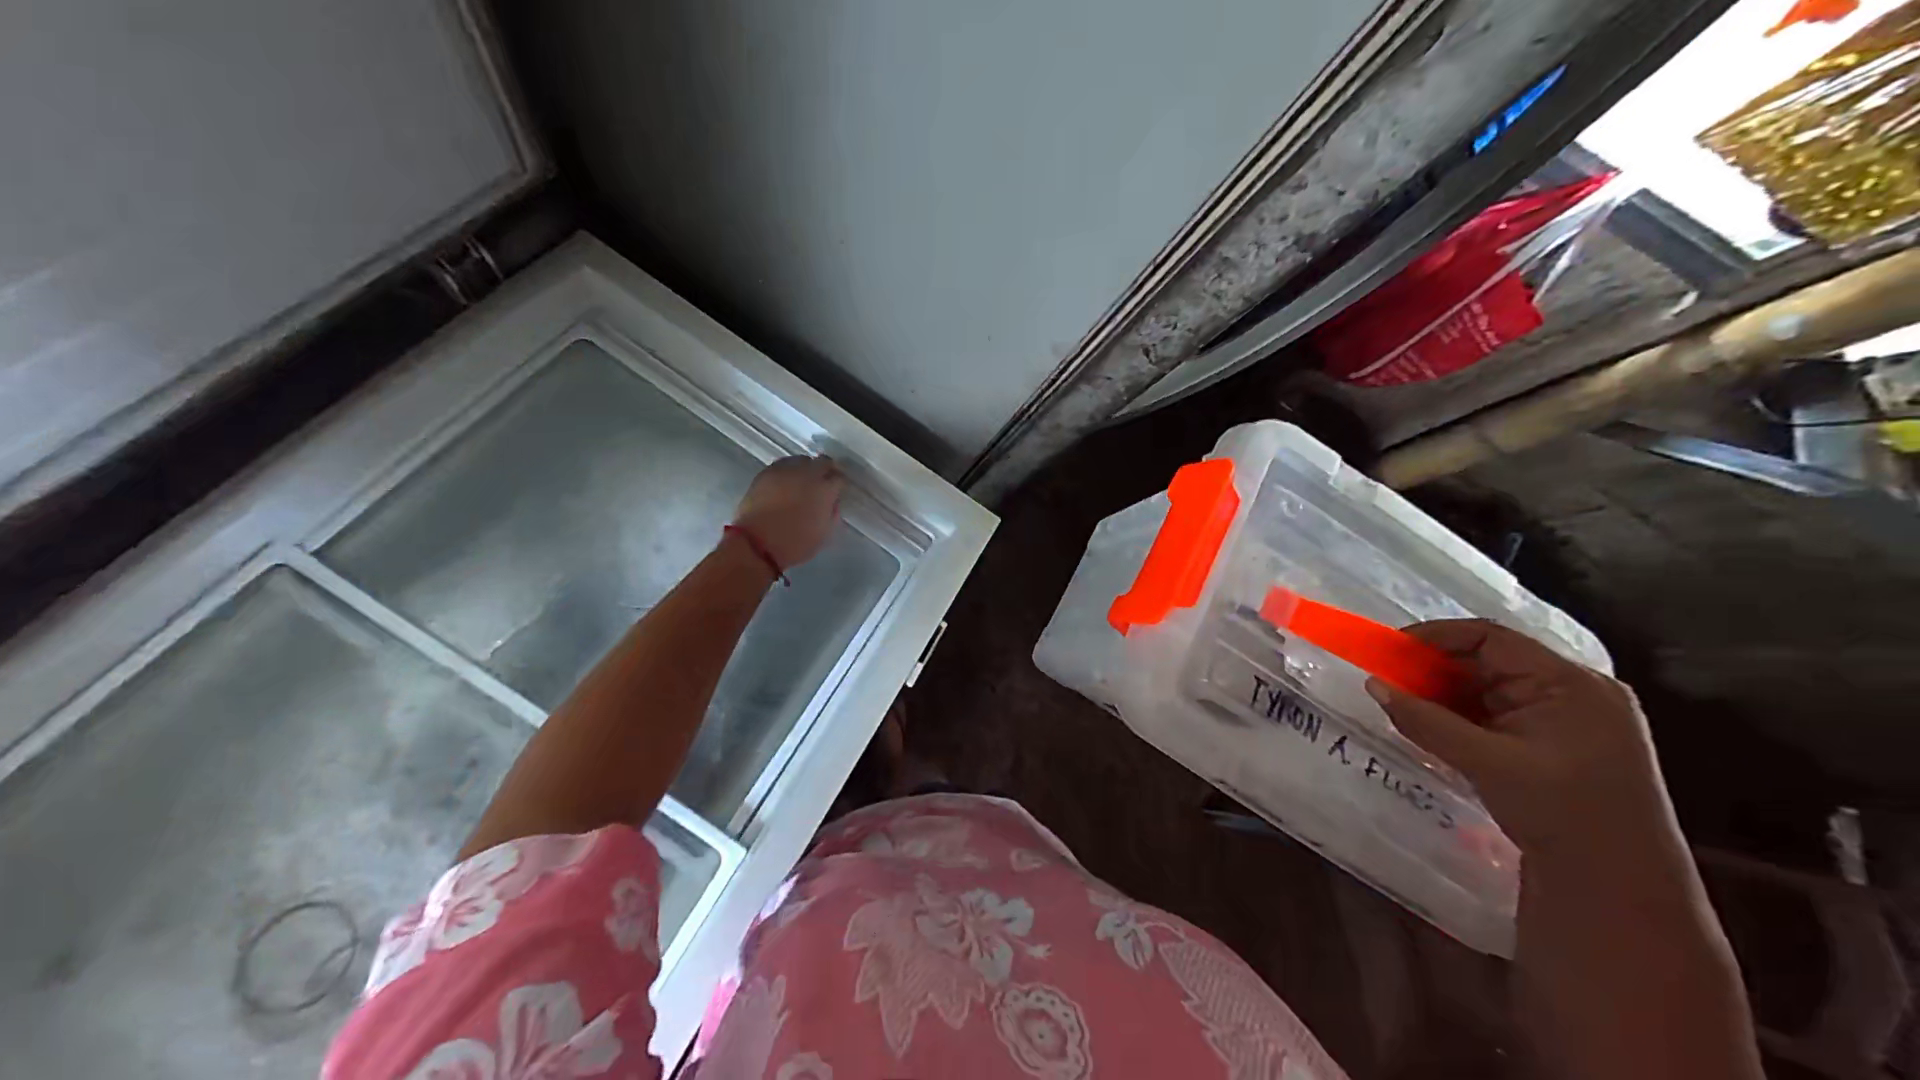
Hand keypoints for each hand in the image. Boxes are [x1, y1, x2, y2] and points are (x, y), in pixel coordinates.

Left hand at [731, 455, 843, 570]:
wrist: (756, 544)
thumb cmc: (795, 544)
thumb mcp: (824, 533)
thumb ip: (831, 513)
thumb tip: (831, 502)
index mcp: (825, 490)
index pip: (840, 478)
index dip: (839, 484)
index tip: (837, 491)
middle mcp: (808, 474)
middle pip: (823, 462)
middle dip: (826, 470)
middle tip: (823, 483)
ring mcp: (786, 470)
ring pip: (802, 460)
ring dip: (806, 468)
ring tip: (802, 481)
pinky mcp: (767, 472)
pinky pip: (783, 465)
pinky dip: (788, 471)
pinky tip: (786, 482)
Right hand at [1366, 619, 1671, 857]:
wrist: (1621, 890)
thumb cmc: (1563, 815)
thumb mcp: (1487, 764)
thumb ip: (1426, 721)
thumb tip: (1373, 684)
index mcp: (1571, 684)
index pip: (1492, 638)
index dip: (1435, 636)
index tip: (1389, 650)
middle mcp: (1574, 692)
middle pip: (1490, 661)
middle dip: (1435, 668)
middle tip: (1388, 680)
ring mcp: (1569, 719)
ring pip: (1491, 688)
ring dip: (1445, 694)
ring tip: (1404, 705)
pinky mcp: (1558, 744)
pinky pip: (1499, 713)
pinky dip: (1463, 716)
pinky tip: (1433, 726)